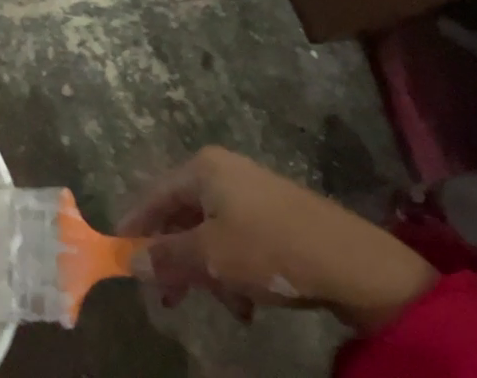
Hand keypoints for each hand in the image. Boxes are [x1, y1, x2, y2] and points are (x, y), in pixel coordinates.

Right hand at [118, 146, 436, 332]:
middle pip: (182, 216)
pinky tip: (247, 303)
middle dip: (176, 259)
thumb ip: (165, 256)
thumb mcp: (210, 257)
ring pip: (211, 233)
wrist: (354, 264)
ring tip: (224, 306)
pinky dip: (234, 270)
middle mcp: (224, 172)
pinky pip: (238, 240)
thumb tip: (130, 260)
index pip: (153, 197)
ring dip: (208, 272)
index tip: (122, 260)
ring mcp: (253, 192)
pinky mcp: (277, 215)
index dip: (135, 229)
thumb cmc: (269, 249)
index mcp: (202, 169)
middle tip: (169, 298)